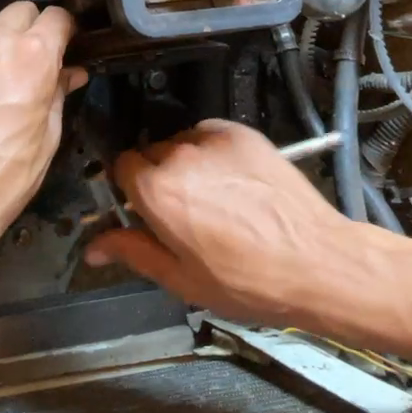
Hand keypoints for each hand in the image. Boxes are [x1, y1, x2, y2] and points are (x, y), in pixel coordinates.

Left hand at [0, 2, 85, 261]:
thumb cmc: (4, 176)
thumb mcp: (47, 138)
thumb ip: (58, 93)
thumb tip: (70, 73)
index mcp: (31, 57)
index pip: (57, 17)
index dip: (66, 31)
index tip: (68, 46)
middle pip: (21, 12)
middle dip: (33, 29)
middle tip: (36, 63)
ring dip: (2, 49)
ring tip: (2, 89)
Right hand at [86, 120, 359, 327]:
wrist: (318, 262)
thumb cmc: (247, 281)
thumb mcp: (182, 279)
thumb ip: (132, 252)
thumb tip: (93, 247)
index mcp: (155, 190)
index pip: (121, 166)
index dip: (130, 188)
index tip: (145, 208)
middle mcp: (177, 154)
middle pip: (151, 154)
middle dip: (158, 177)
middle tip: (184, 211)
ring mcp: (211, 139)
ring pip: (180, 143)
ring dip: (186, 163)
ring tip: (216, 197)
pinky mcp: (240, 131)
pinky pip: (210, 134)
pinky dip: (213, 152)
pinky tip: (234, 181)